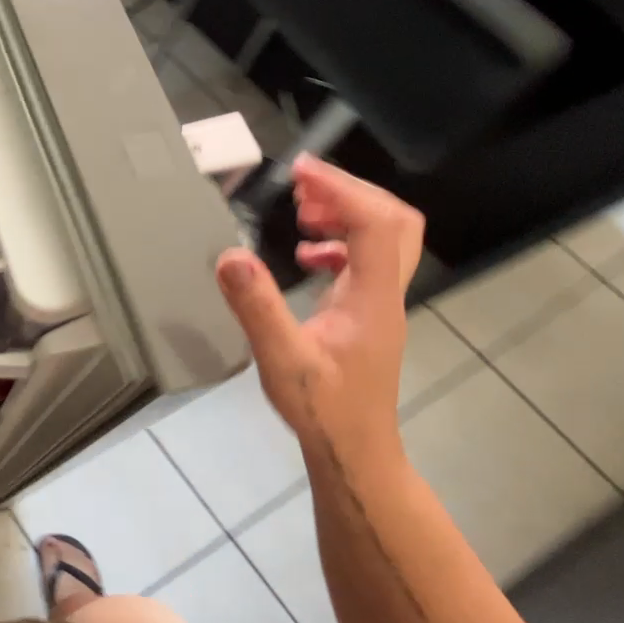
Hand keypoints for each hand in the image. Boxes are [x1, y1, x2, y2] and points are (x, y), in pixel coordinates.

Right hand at [215, 156, 424, 466]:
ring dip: (347, 213)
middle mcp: (386, 294)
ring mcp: (381, 305)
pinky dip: (339, 243)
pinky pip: (366, 261)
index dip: (342, 190)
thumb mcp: (281, 359)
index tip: (300, 171)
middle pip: (393, 222)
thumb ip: (257, 307)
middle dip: (349, 192)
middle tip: (301, 182)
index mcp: (372, 298)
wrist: (355, 451)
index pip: (375, 224)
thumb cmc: (322, 408)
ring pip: (384, 239)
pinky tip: (305, 254)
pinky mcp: (368, 316)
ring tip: (301, 208)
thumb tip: (230, 255)